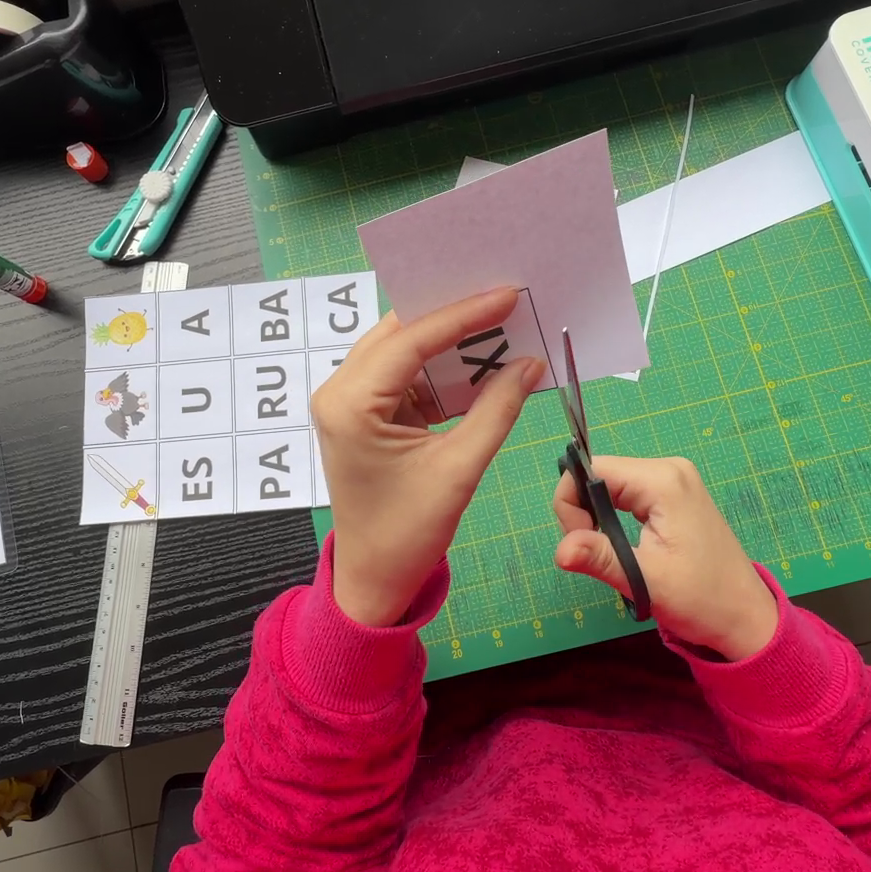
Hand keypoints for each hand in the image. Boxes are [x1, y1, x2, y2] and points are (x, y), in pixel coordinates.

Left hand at [314, 288, 544, 627]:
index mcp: (351, 403)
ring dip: (445, 339)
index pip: (410, 339)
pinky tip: (474, 356)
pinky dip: (438, 365)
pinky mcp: (364, 412)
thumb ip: (496, 409)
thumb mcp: (459, 468)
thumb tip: (530, 364)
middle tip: (500, 296)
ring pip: (401, 349)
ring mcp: (348, 400)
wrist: (374, 578)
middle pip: (399, 334)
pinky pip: (403, 373)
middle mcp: (340, 391)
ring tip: (493, 319)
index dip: (462, 314)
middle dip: (450, 316)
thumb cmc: (408, 531)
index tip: (505, 293)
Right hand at [551, 456, 778, 660]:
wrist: (746, 618)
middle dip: (583, 510)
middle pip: (600, 473)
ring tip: (610, 551)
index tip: (579, 542)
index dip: (572, 501)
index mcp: (663, 481)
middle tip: (594, 552)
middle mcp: (668, 469)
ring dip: (596, 514)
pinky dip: (613, 514)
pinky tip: (622, 542)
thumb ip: (599, 557)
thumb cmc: (700, 599)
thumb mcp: (645, 580)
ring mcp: (673, 478)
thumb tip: (559, 551)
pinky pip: (626, 491)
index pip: (593, 468)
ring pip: (610, 483)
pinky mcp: (673, 492)